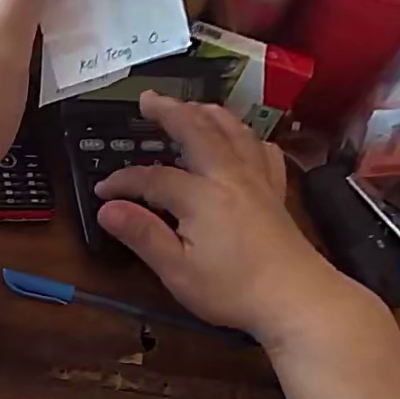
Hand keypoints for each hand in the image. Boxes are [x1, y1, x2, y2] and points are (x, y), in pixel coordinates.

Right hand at [95, 93, 362, 346]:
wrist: (295, 299)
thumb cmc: (233, 291)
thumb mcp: (178, 271)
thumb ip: (143, 235)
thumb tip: (108, 209)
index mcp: (200, 196)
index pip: (152, 178)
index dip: (124, 181)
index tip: (104, 191)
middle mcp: (229, 176)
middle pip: (196, 131)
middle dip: (169, 112)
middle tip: (148, 100)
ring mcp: (257, 180)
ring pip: (233, 132)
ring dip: (209, 113)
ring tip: (193, 107)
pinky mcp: (276, 193)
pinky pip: (263, 151)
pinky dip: (249, 138)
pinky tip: (245, 140)